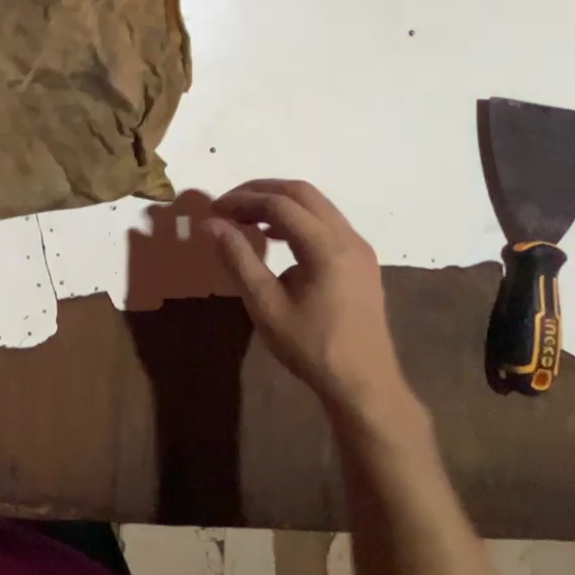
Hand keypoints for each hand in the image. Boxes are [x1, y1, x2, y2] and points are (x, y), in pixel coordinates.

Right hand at [206, 179, 411, 419]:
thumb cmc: (310, 346)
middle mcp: (348, 239)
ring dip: (278, 202)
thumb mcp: (264, 304)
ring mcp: (359, 249)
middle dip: (260, 191)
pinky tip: (274, 238)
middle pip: (302, 193)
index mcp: (326, 248)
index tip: (213, 211)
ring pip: (317, 204)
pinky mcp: (360, 261)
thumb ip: (238, 258)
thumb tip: (210, 224)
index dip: (241, 200)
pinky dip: (296, 218)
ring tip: (244, 219)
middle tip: (227, 206)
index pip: (279, 204)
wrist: (364, 383)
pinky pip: (326, 222)